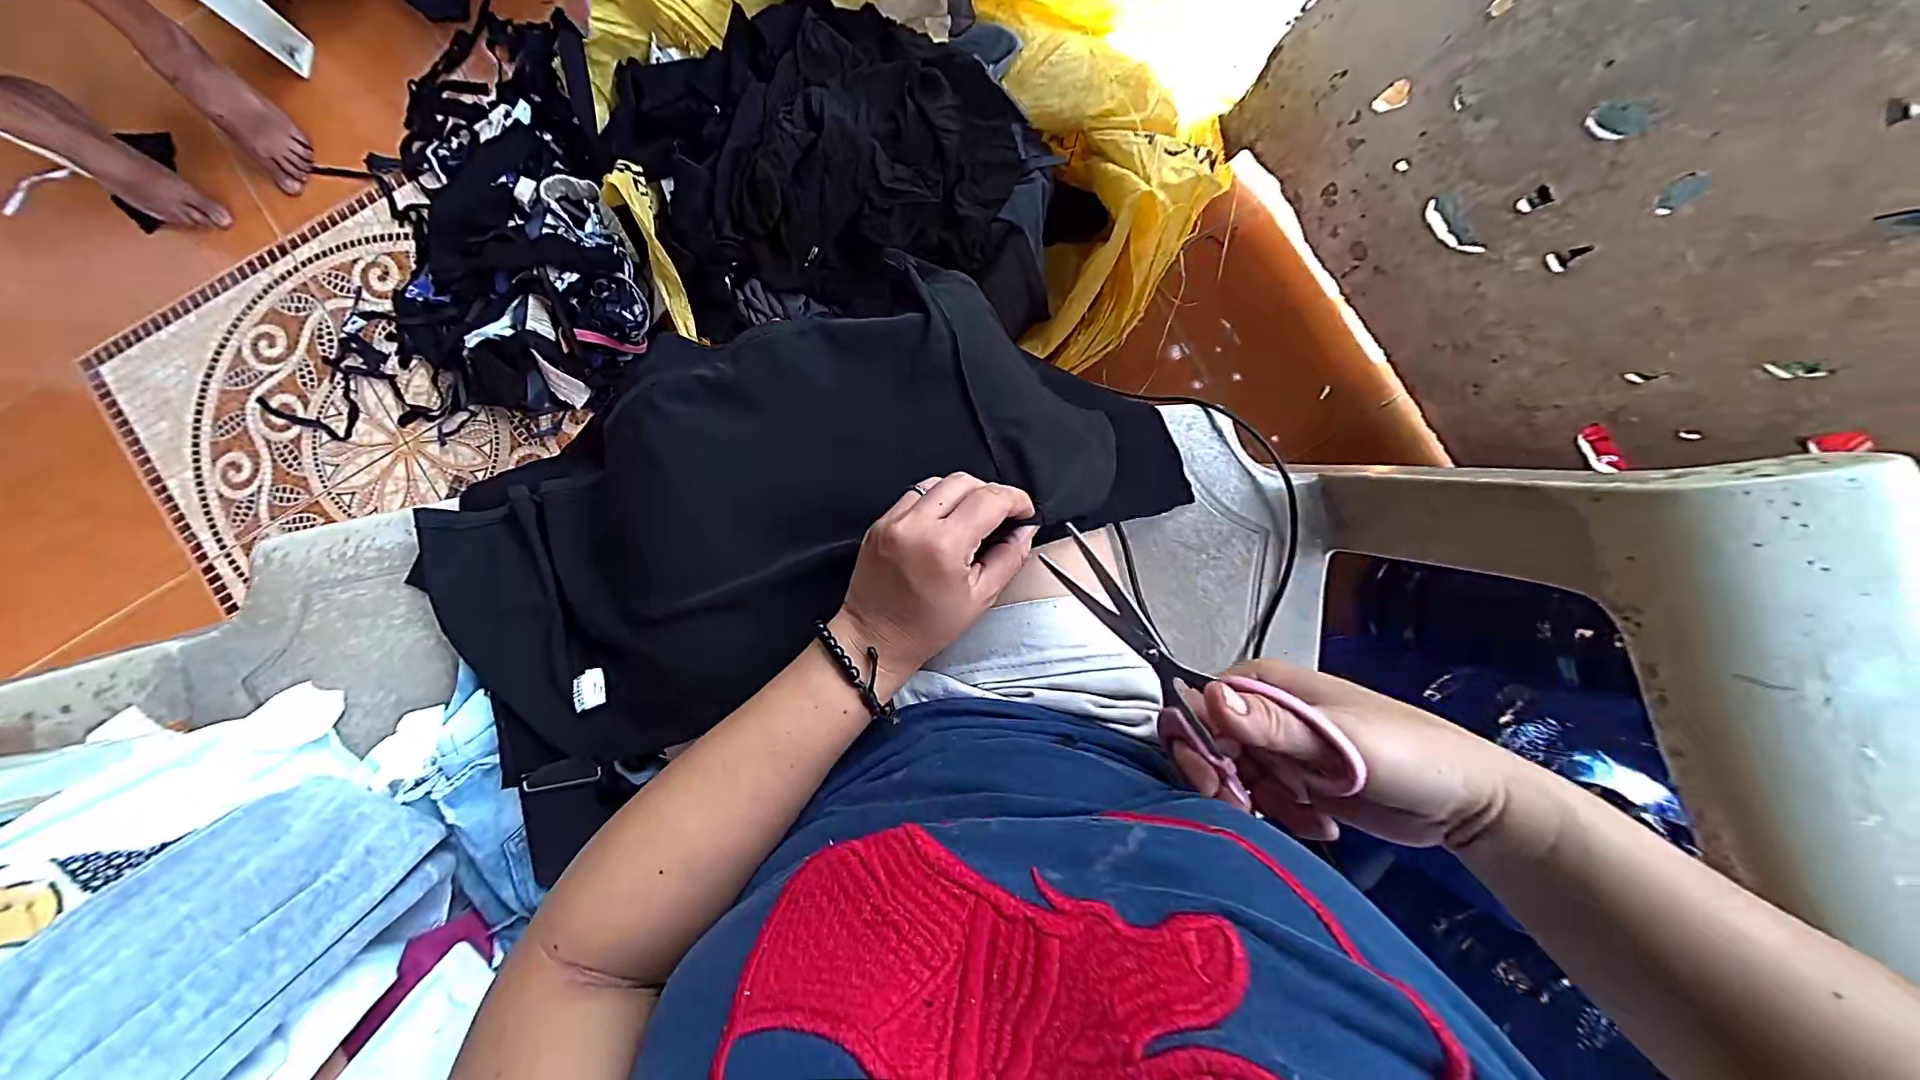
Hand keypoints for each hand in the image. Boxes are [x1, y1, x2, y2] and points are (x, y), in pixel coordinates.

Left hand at [832, 473, 1038, 692]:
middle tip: (1001, 515)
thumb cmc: (924, 627)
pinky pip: (914, 495)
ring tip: (971, 520)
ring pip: (938, 482)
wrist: (876, 638)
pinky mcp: (880, 523)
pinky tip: (943, 525)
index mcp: (943, 546)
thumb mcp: (981, 598)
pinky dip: (935, 501)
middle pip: (964, 481)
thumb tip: (1025, 531)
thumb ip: (1009, 558)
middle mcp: (915, 526)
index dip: (1016, 500)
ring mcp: (893, 521)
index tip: (1024, 510)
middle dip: (990, 493)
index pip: (989, 499)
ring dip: (962, 494)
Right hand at [1176, 659, 1541, 849]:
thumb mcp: (1339, 739)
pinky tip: (1320, 822)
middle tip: (1253, 804)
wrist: (1468, 804)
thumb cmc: (1411, 756)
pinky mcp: (1293, 779)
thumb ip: (1273, 722)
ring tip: (1307, 813)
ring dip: (1261, 803)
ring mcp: (1278, 746)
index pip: (1199, 706)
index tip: (1223, 778)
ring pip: (1232, 776)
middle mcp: (1264, 711)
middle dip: (1227, 780)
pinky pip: (1260, 798)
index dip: (1200, 743)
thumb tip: (1210, 697)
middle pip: (1209, 744)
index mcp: (1265, 683)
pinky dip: (1282, 815)